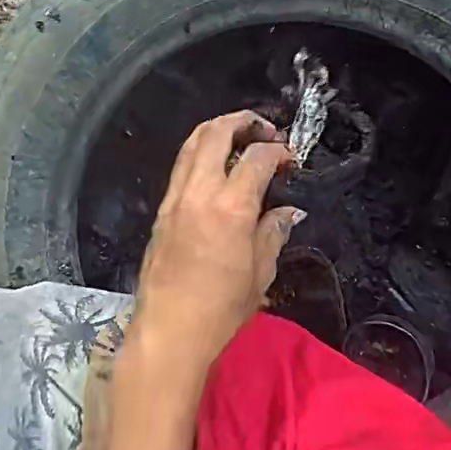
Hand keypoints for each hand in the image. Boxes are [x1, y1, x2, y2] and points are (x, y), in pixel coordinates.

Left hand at [130, 111, 303, 371]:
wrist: (170, 328)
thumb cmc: (221, 307)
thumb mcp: (260, 272)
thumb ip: (273, 232)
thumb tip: (287, 211)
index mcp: (230, 206)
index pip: (256, 158)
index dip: (278, 150)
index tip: (290, 158)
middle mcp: (198, 192)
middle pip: (214, 134)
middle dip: (242, 121)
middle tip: (264, 129)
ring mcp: (174, 198)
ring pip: (190, 144)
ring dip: (216, 131)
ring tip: (239, 137)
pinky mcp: (161, 210)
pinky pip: (180, 167)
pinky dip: (198, 153)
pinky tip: (214, 167)